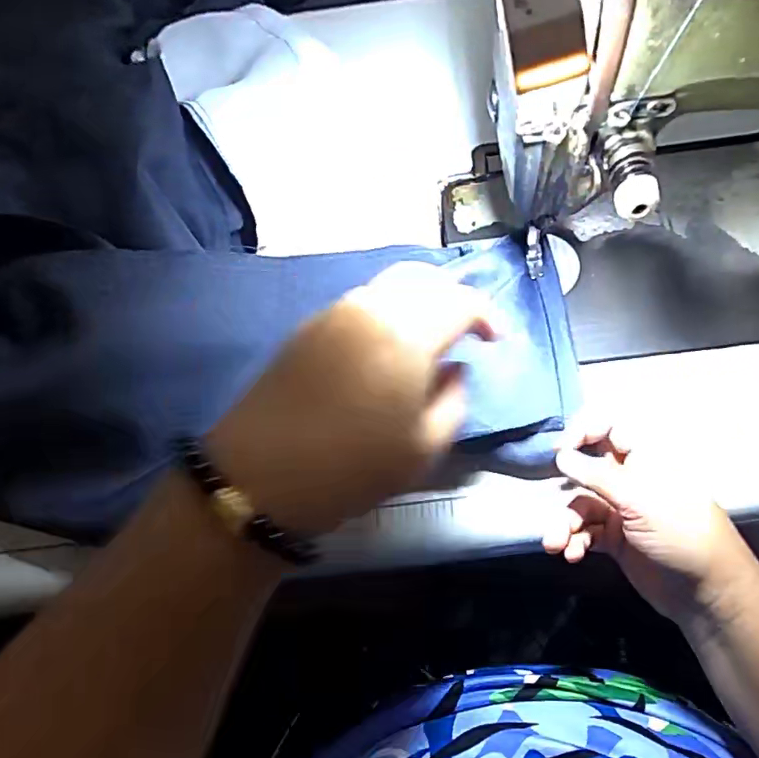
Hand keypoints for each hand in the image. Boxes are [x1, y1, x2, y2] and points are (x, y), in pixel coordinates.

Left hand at [206, 263, 494, 533]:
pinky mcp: (308, 327)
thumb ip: (454, 399)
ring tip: (434, 334)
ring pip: (391, 286)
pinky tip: (393, 342)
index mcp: (406, 333)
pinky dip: (390, 310)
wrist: (262, 476)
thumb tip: (454, 369)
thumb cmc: (354, 467)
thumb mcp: (425, 446)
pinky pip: (362, 302)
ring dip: (421, 301)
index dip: (487, 316)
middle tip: (469, 330)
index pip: (461, 301)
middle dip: (455, 300)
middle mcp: (370, 308)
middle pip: (425, 281)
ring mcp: (333, 312)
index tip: (495, 341)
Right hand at [543, 416, 758, 626]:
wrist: (704, 590)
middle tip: (551, 508)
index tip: (560, 451)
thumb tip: (562, 455)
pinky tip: (572, 554)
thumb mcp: (639, 500)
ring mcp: (623, 511)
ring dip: (565, 524)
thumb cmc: (680, 533)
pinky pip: (586, 533)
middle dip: (566, 490)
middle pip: (587, 472)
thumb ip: (598, 476)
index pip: (611, 429)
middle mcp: (632, 481)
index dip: (584, 433)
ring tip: (556, 544)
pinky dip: (575, 542)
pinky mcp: (616, 540)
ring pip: (581, 507)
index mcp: (646, 461)